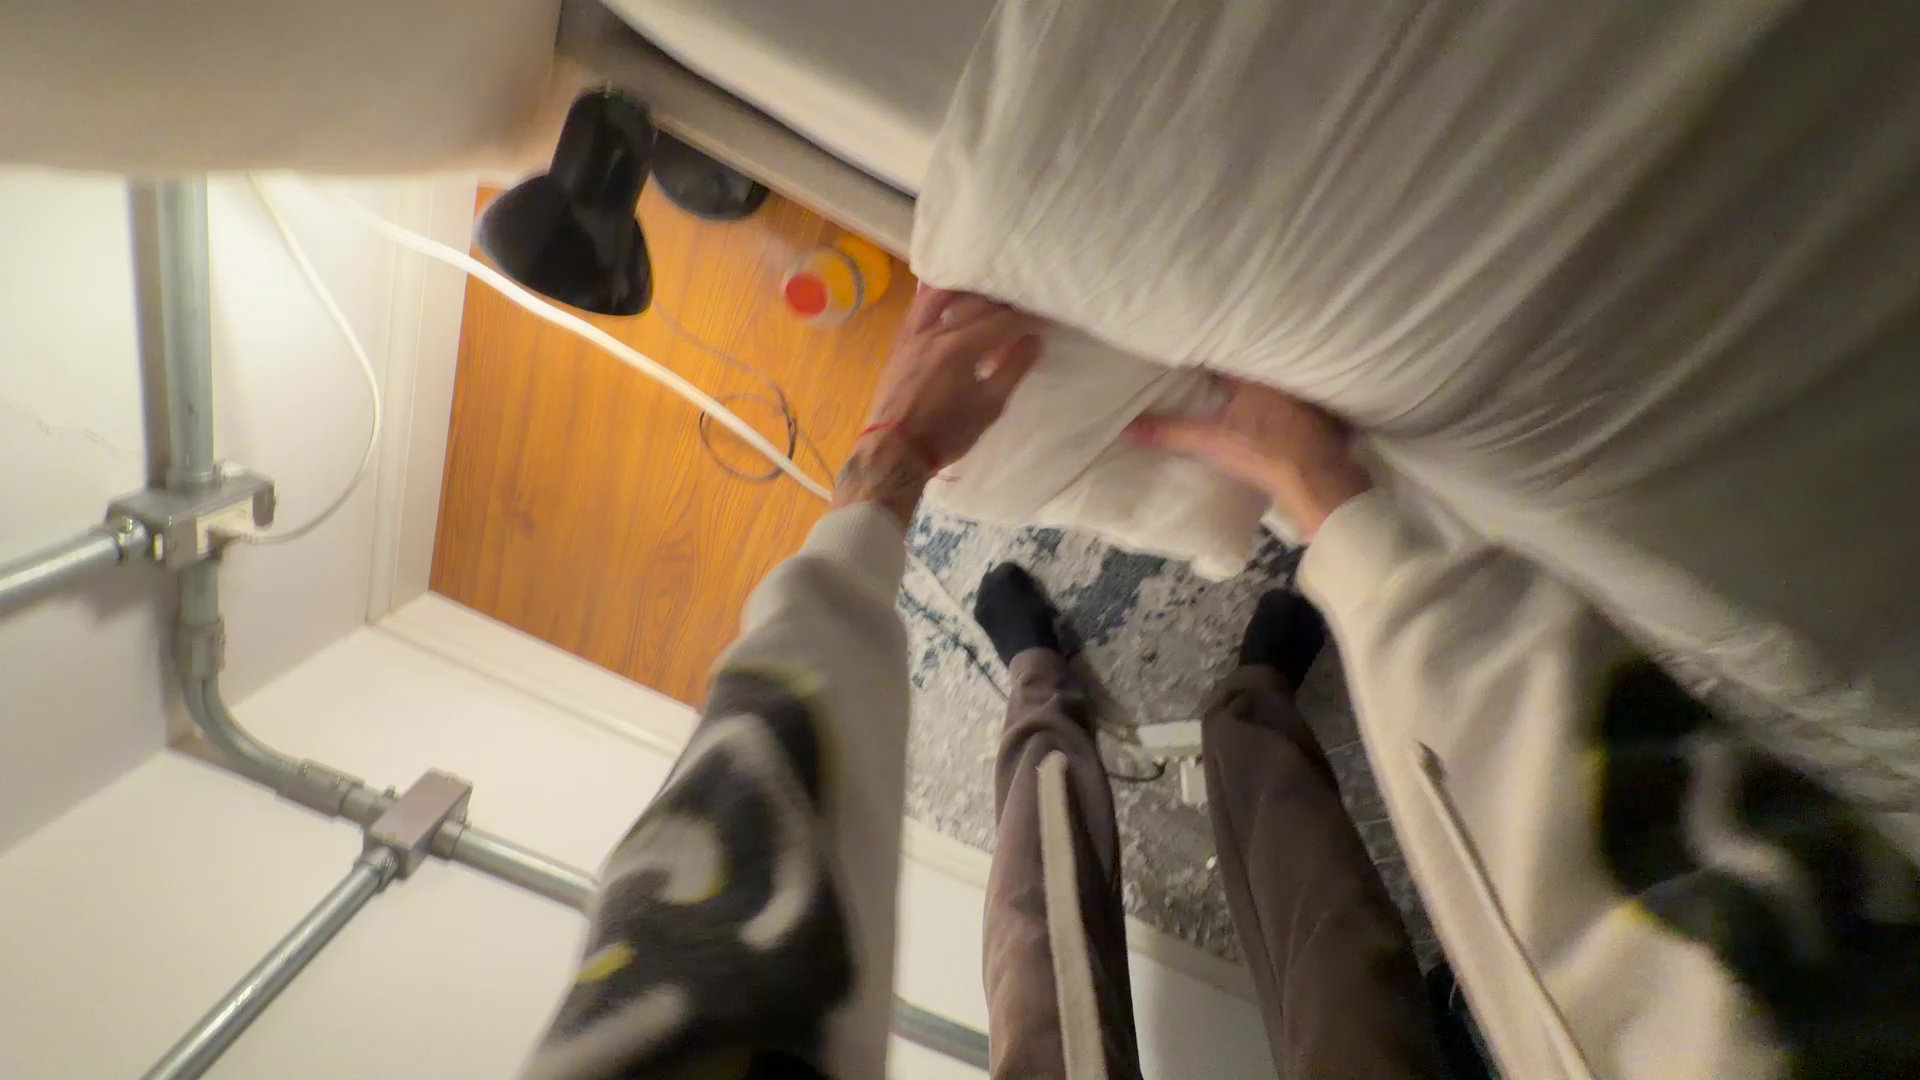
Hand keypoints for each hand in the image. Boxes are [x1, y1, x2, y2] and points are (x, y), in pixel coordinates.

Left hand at [834, 288, 1043, 522]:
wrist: (896, 450)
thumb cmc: (946, 433)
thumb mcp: (989, 407)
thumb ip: (1013, 369)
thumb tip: (1035, 339)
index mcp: (962, 347)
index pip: (1004, 322)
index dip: (1027, 320)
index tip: (1043, 321)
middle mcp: (937, 331)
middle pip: (978, 303)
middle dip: (1004, 304)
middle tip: (1022, 309)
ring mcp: (915, 333)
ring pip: (945, 295)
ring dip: (970, 291)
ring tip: (988, 296)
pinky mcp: (901, 340)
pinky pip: (920, 306)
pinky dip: (937, 296)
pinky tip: (949, 295)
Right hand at [1126, 375, 1372, 539]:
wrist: (1317, 479)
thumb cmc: (1261, 449)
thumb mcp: (1208, 439)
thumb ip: (1169, 431)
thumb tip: (1128, 428)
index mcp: (1257, 375)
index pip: (1228, 357)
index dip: (1208, 358)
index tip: (1191, 358)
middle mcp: (1284, 380)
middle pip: (1254, 371)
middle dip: (1236, 373)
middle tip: (1213, 375)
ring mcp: (1306, 402)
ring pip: (1276, 389)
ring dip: (1261, 392)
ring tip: (1239, 394)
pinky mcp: (1321, 424)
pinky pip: (1294, 409)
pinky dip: (1281, 411)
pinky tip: (1270, 420)